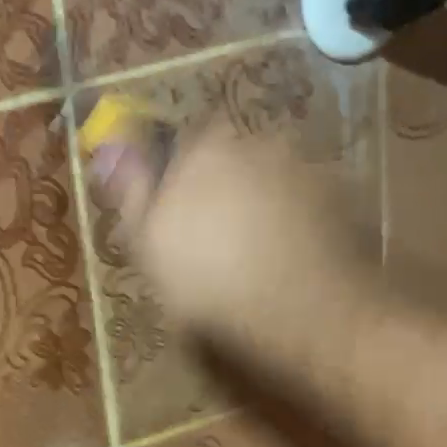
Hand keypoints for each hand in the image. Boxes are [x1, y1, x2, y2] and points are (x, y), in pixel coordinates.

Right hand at [91, 124, 373, 330]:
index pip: (183, 141)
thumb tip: (105, 149)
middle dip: (217, 186)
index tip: (167, 207)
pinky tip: (280, 258)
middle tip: (204, 236)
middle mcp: (258, 142)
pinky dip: (290, 221)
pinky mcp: (341, 195)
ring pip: (266, 179)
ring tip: (244, 253)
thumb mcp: (147, 242)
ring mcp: (304, 166)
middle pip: (229, 157)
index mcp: (204, 148)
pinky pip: (302, 202)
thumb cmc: (205, 276)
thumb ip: (130, 190)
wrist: (298, 305)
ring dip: (255, 204)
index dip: (174, 172)